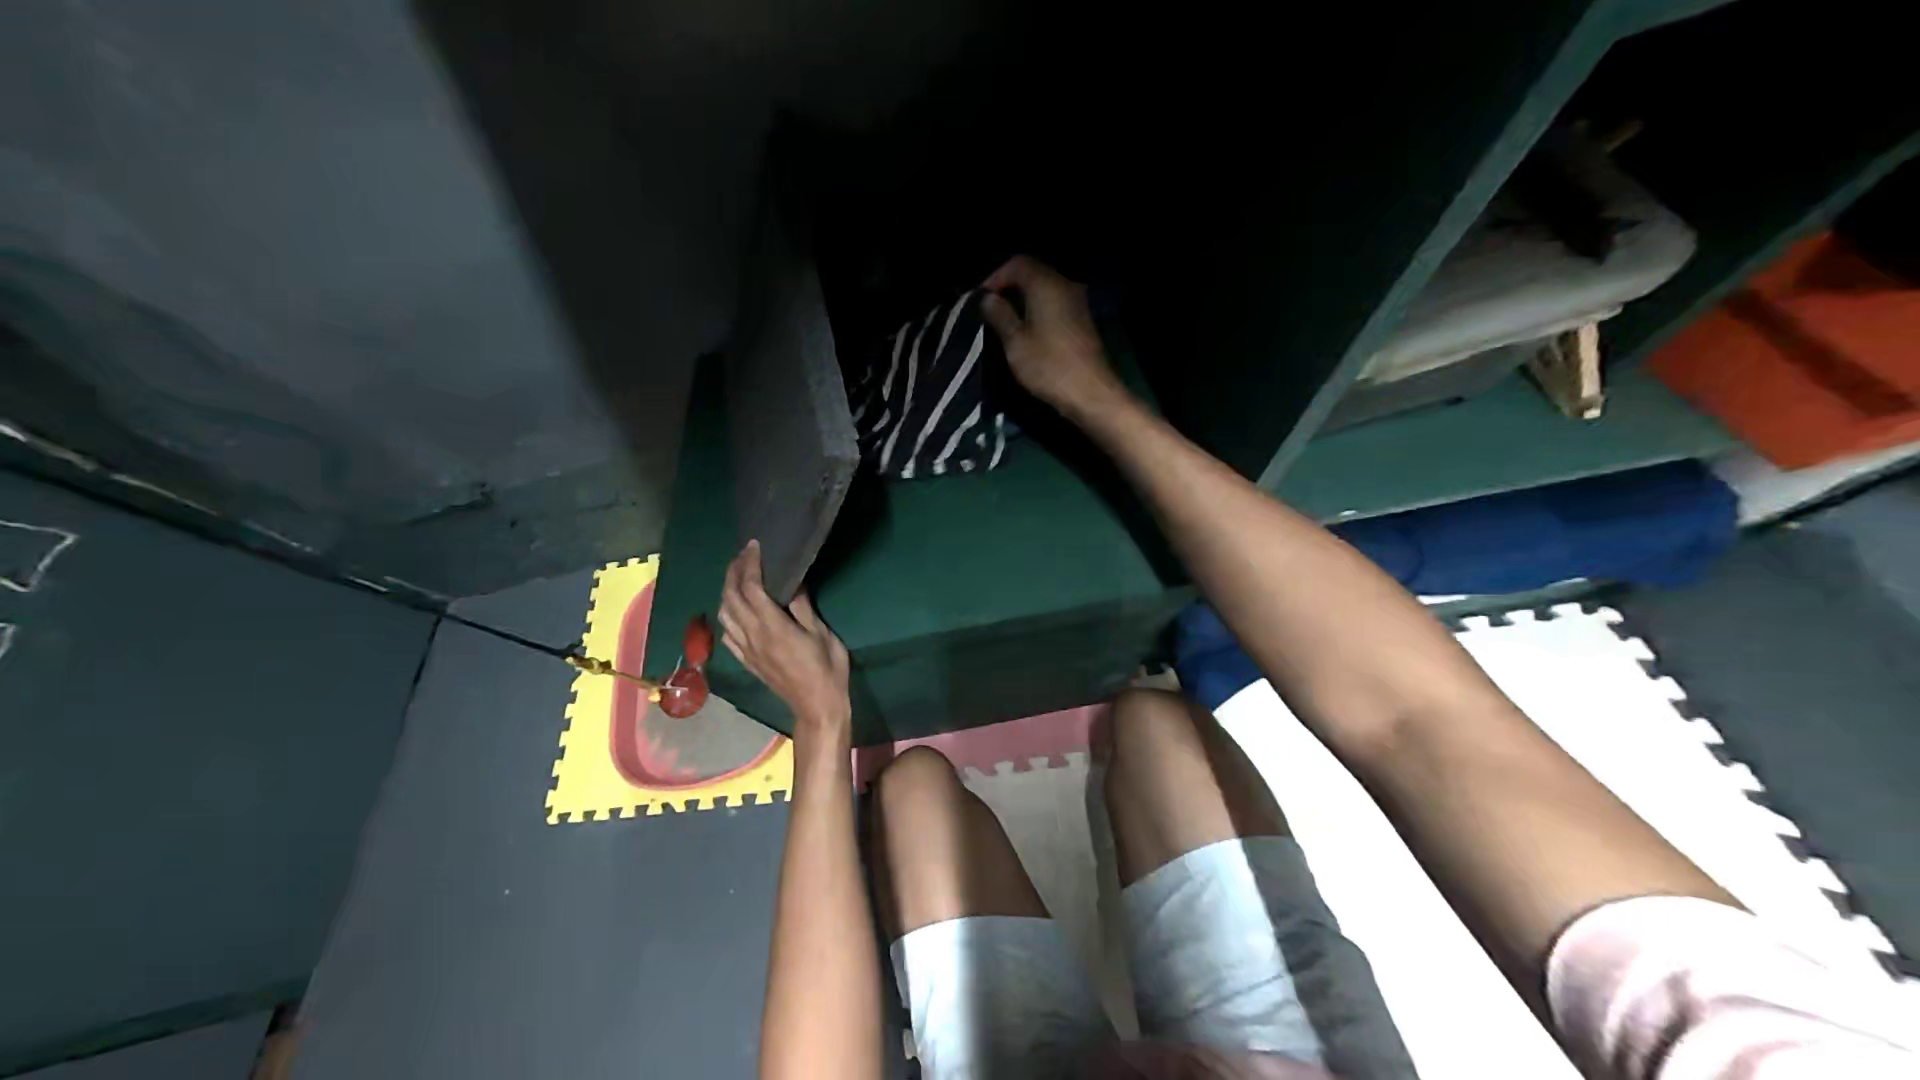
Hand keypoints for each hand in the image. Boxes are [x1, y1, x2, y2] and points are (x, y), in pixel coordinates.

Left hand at [719, 540, 851, 743]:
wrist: (816, 707)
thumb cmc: (826, 668)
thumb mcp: (821, 634)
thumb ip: (803, 607)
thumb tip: (794, 582)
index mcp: (772, 626)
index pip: (750, 587)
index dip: (749, 564)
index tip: (754, 546)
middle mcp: (752, 635)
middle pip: (731, 597)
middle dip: (733, 572)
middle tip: (744, 555)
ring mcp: (746, 650)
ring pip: (724, 615)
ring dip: (727, 592)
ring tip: (738, 578)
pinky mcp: (747, 661)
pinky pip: (728, 634)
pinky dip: (728, 616)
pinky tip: (737, 611)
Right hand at [980, 256, 1131, 420]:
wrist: (1090, 392)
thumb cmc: (1049, 366)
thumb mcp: (1015, 342)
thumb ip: (1000, 315)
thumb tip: (988, 298)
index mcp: (1046, 285)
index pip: (1018, 263)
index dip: (996, 277)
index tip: (981, 299)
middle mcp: (1065, 285)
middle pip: (1033, 273)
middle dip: (1008, 287)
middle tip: (989, 309)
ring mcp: (1077, 302)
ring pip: (1044, 290)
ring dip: (1023, 300)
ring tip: (1004, 320)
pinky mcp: (1081, 320)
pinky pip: (1054, 304)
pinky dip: (1037, 310)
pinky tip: (1026, 330)